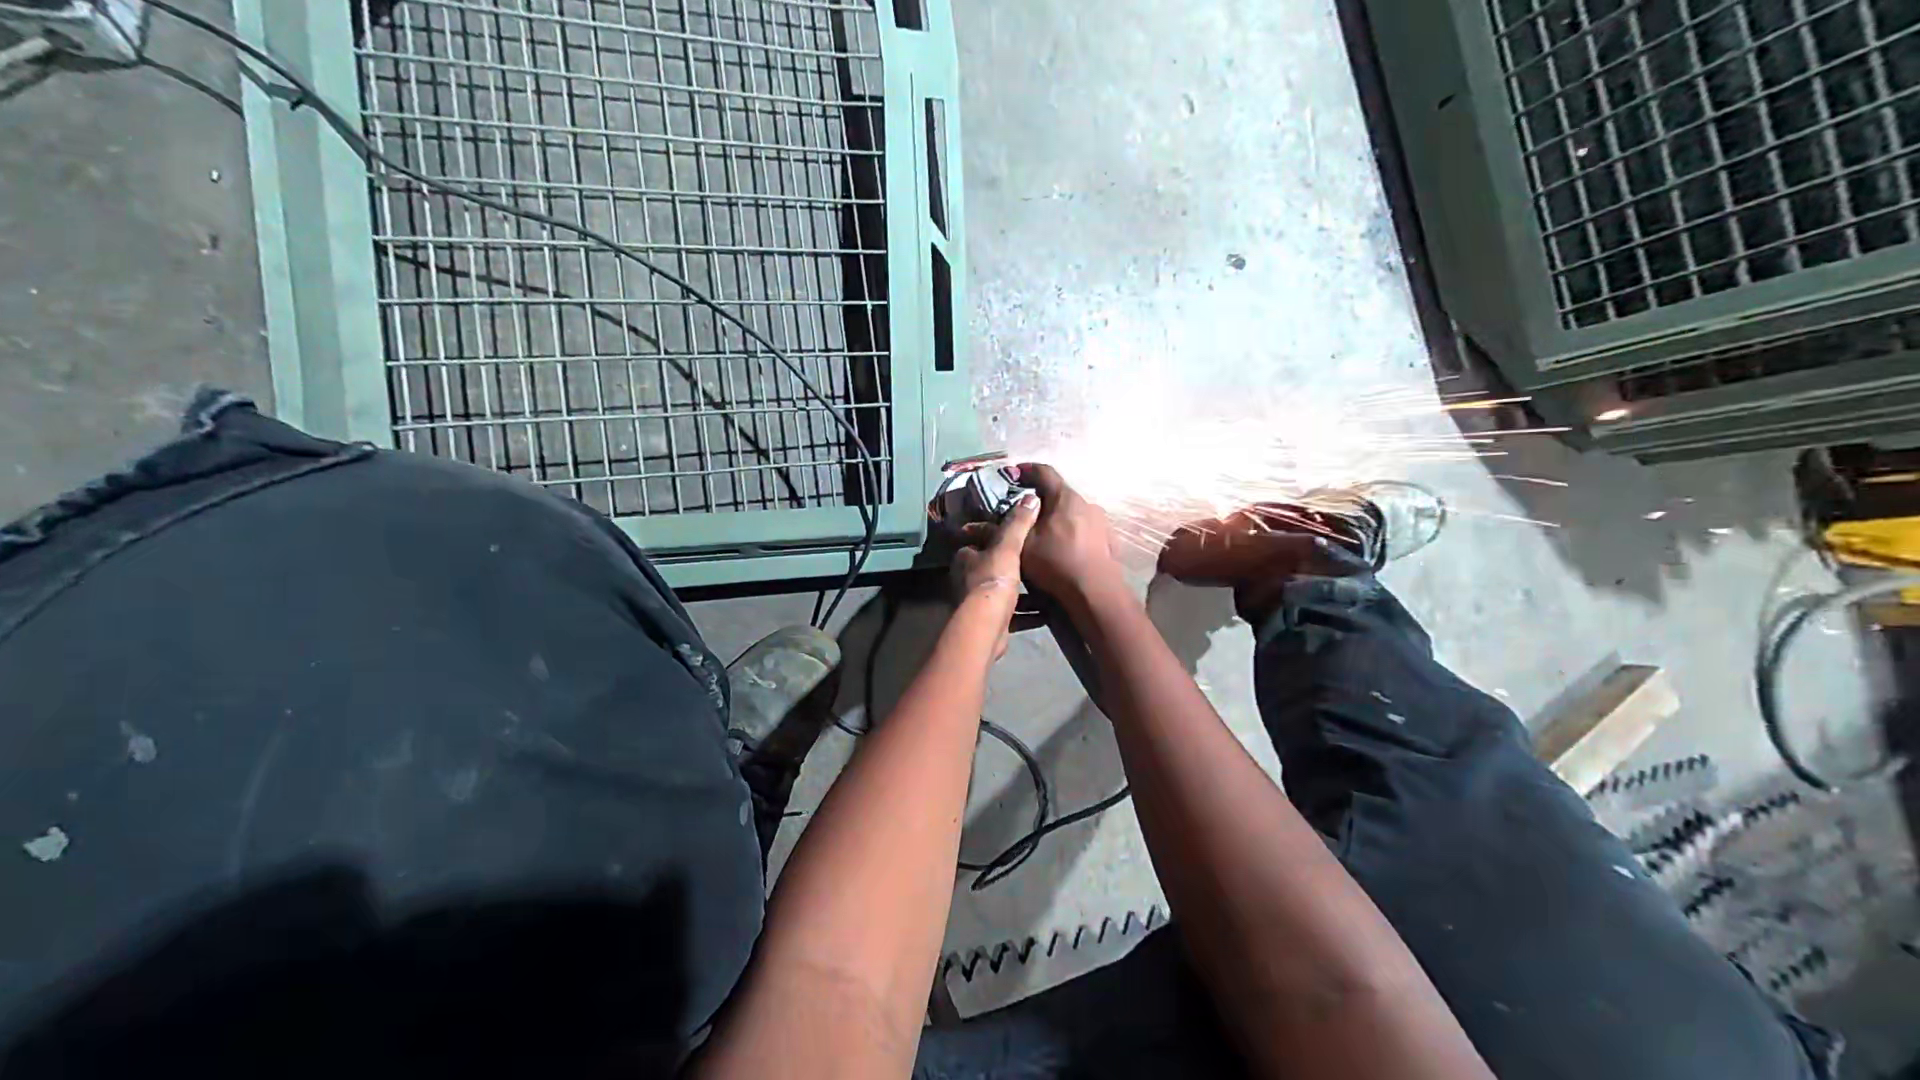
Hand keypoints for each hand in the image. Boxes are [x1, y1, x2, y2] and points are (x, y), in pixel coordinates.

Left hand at [953, 491, 1040, 658]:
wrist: (987, 625)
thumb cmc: (993, 579)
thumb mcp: (1009, 546)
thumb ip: (1019, 523)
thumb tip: (1030, 497)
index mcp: (965, 559)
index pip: (978, 544)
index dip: (995, 540)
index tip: (1016, 540)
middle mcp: (967, 581)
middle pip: (992, 570)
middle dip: (1012, 569)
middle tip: (1036, 564)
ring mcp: (976, 605)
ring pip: (1003, 594)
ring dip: (1023, 594)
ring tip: (1047, 589)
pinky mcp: (989, 624)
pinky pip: (1012, 616)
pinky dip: (1028, 614)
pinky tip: (1047, 613)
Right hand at [1011, 463, 1123, 600]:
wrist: (1096, 593)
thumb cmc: (1056, 563)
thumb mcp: (1022, 546)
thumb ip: (1010, 526)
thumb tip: (995, 517)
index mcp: (1065, 498)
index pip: (1044, 472)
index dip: (1026, 470)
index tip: (1013, 473)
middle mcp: (1087, 503)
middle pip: (1060, 494)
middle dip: (1042, 501)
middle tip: (1025, 513)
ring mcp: (1102, 522)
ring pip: (1074, 514)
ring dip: (1058, 520)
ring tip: (1045, 536)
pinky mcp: (1110, 541)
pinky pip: (1086, 531)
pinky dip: (1072, 535)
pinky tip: (1064, 551)